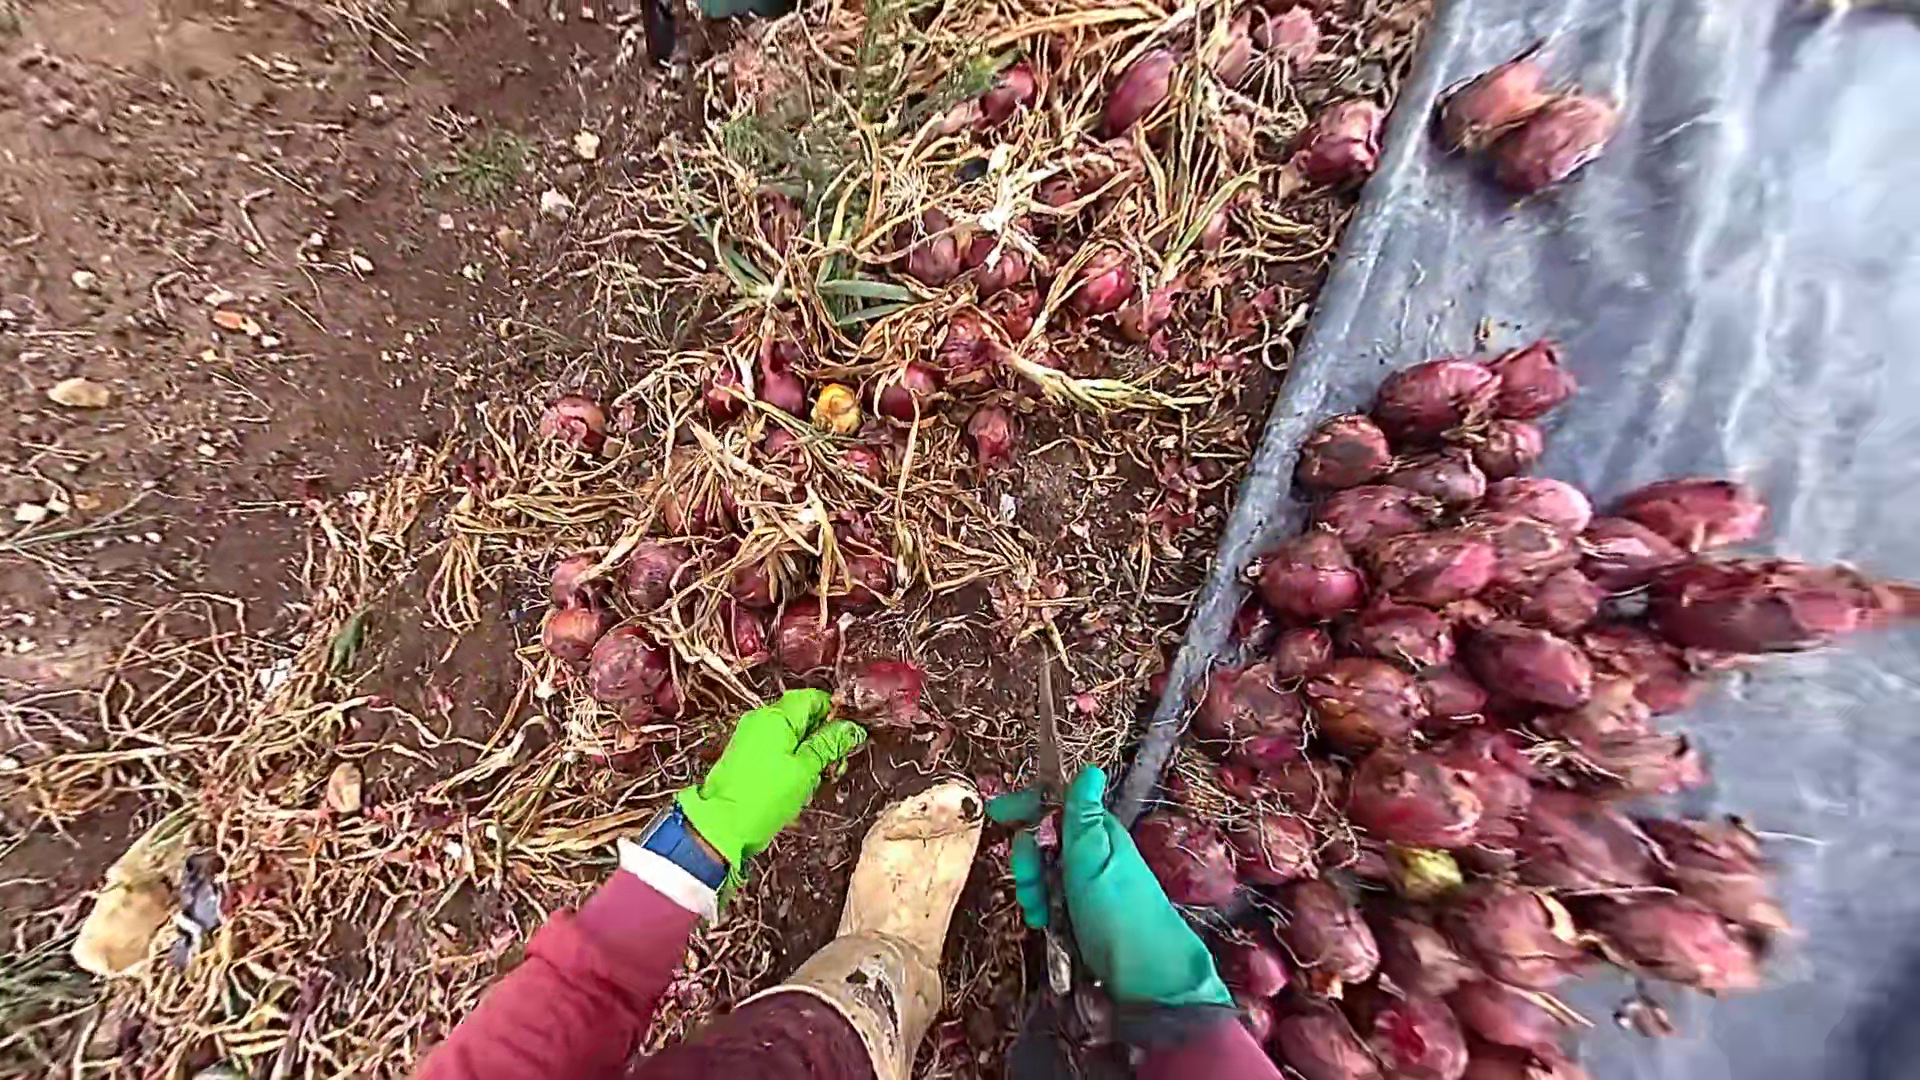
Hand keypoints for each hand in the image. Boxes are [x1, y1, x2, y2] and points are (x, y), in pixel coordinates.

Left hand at [677, 689, 866, 869]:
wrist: (717, 831)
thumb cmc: (763, 798)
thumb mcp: (805, 770)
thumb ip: (830, 744)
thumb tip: (853, 728)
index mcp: (775, 716)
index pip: (814, 698)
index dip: (834, 713)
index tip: (847, 737)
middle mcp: (761, 720)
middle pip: (803, 716)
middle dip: (824, 738)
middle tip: (835, 766)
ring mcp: (751, 737)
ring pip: (793, 735)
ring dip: (810, 754)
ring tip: (817, 781)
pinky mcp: (746, 756)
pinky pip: (778, 748)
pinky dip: (793, 762)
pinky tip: (800, 785)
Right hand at [987, 766, 1231, 1008]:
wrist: (1146, 975)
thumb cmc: (1115, 907)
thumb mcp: (1092, 854)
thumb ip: (1083, 813)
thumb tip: (1091, 770)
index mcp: (1095, 829)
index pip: (1053, 803)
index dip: (1024, 805)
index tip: (995, 813)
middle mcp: (1090, 850)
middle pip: (1042, 837)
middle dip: (1027, 857)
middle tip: (1029, 882)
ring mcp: (1086, 880)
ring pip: (1042, 868)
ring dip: (1031, 885)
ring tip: (1037, 909)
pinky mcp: (1081, 909)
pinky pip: (1049, 895)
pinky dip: (1040, 904)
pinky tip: (1042, 920)